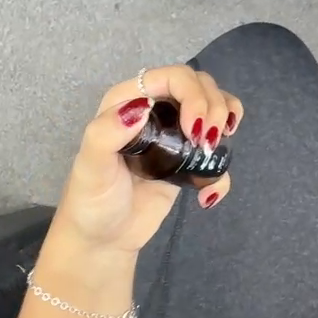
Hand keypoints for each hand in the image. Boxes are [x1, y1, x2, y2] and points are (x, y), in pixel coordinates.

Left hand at [53, 65, 243, 254]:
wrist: (102, 241)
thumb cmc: (91, 201)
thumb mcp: (91, 168)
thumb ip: (106, 133)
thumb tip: (142, 105)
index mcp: (130, 100)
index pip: (174, 76)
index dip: (194, 94)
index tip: (195, 130)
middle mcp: (155, 108)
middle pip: (201, 85)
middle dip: (214, 108)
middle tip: (208, 144)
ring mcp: (174, 132)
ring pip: (215, 105)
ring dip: (225, 122)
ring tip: (213, 151)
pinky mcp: (187, 158)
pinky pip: (218, 147)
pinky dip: (223, 167)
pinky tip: (209, 193)